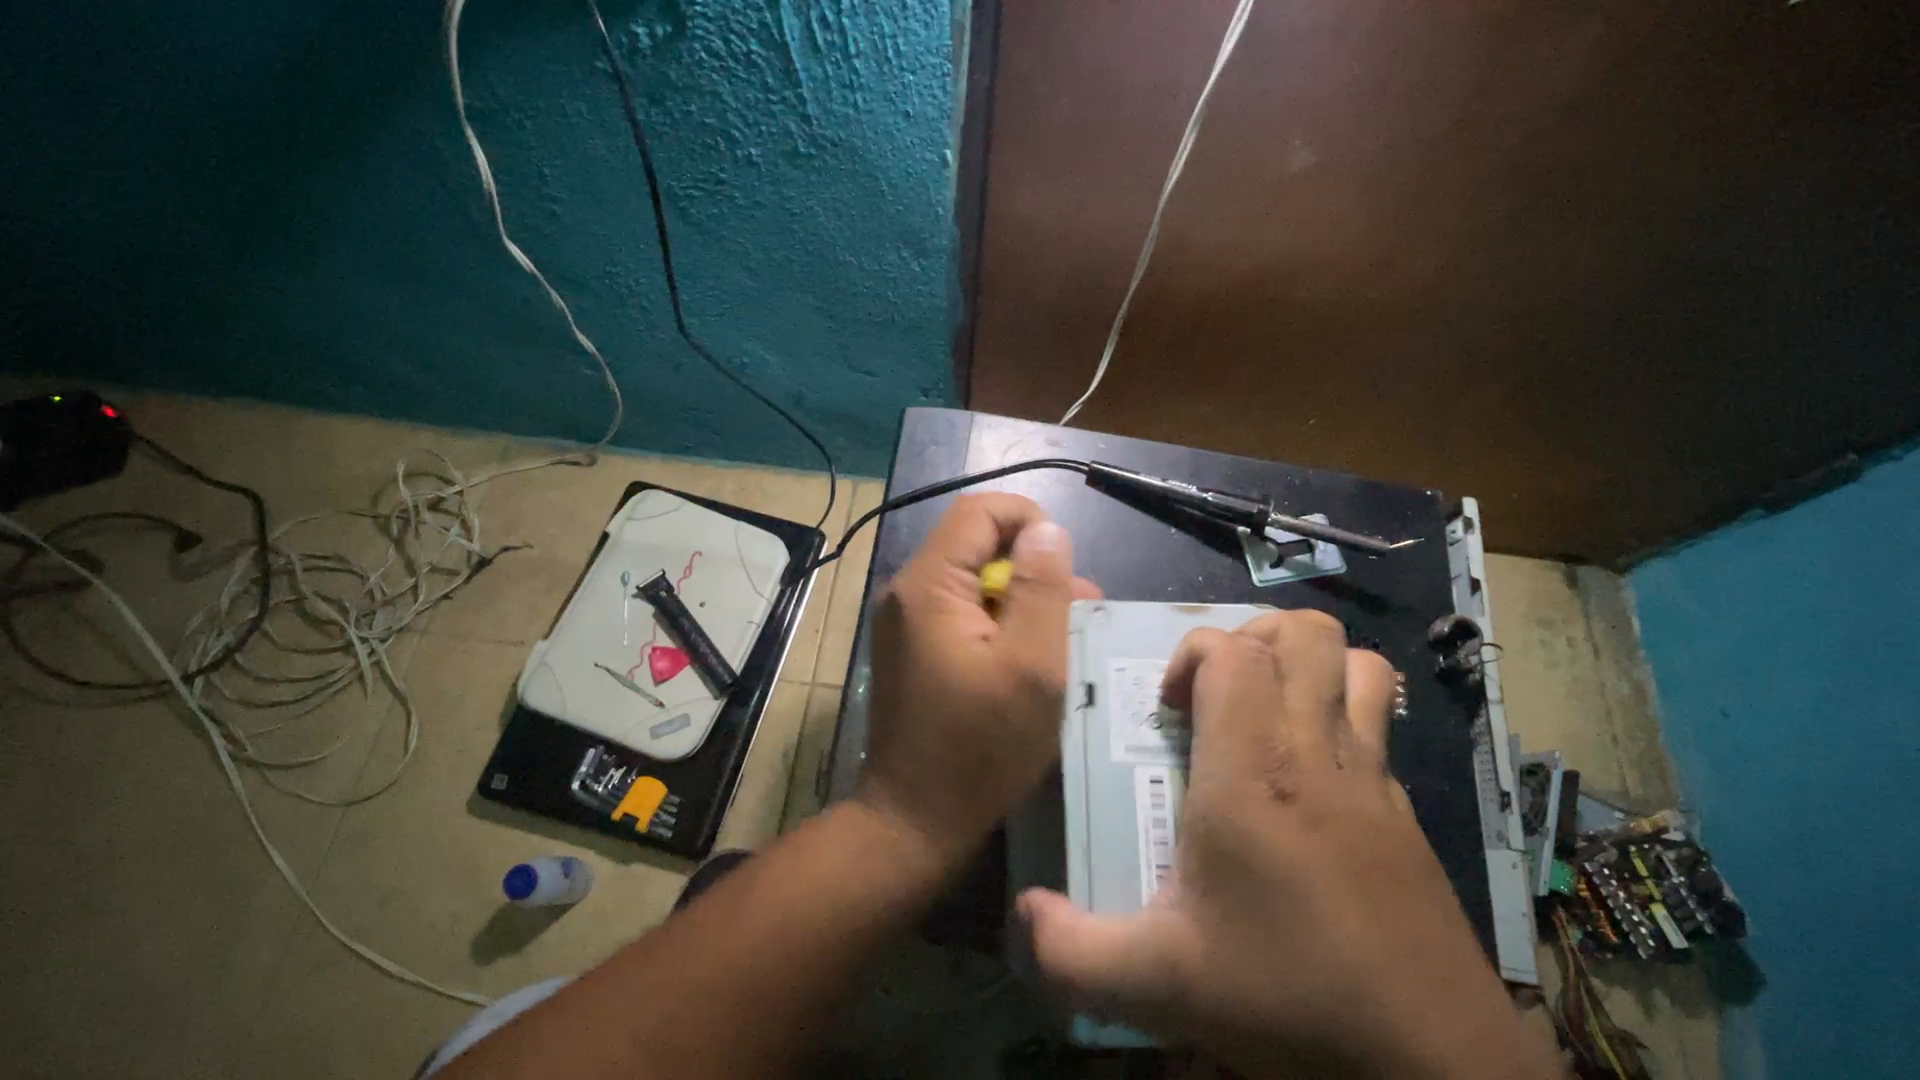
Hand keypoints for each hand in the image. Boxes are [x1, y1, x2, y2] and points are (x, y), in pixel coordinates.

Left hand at [855, 495, 1099, 864]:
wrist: (916, 820)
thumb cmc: (981, 748)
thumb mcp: (1032, 667)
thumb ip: (1042, 589)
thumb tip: (1047, 530)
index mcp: (928, 586)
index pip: (979, 512)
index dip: (1030, 522)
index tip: (1067, 568)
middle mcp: (907, 593)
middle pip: (977, 546)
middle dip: (1033, 570)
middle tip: (1080, 614)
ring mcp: (905, 624)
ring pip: (973, 582)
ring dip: (1022, 601)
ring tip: (1064, 642)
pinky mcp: (911, 651)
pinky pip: (961, 614)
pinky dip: (999, 626)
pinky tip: (1028, 663)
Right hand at [1019, 611, 1560, 1078]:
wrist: (1431, 1064)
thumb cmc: (1287, 999)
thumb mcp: (1157, 984)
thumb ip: (1071, 950)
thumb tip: (1022, 915)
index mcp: (1253, 773)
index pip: (1233, 652)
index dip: (1191, 652)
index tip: (1166, 708)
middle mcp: (1318, 755)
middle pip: (1305, 634)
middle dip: (1253, 638)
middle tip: (1215, 695)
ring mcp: (1374, 781)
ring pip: (1358, 666)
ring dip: (1309, 667)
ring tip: (1266, 715)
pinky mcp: (1409, 815)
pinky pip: (1378, 728)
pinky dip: (1342, 722)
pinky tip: (1309, 788)